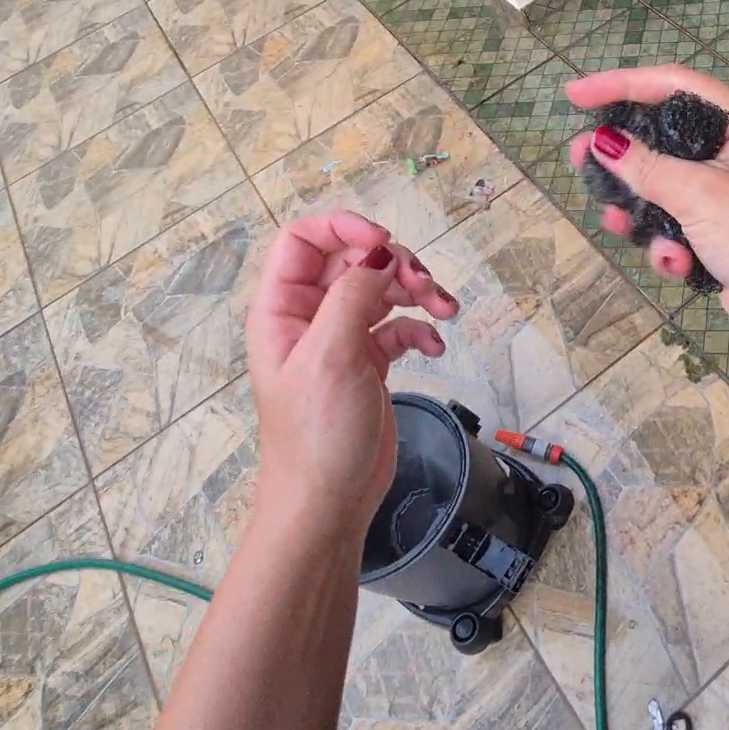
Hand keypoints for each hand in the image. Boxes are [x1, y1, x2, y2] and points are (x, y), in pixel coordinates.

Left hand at [244, 211, 460, 538]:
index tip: (386, 243)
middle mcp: (312, 316)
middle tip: (424, 287)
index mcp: (283, 308)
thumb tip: (384, 250)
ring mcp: (343, 338)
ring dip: (417, 292)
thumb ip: (354, 295)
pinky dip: (421, 328)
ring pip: (383, 289)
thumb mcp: (332, 356)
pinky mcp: (370, 361)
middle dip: (395, 265)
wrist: (329, 501)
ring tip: (445, 312)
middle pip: (355, 261)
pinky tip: (435, 346)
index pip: (304, 240)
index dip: (344, 228)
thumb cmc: (317, 432)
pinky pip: (400, 325)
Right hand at [566, 65, 728, 350]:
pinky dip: (668, 243)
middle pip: (661, 139)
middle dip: (622, 159)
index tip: (575, 94)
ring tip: (620, 227)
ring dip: (641, 211)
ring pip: (662, 189)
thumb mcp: (702, 196)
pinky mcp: (719, 232)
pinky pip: (676, 225)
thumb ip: (647, 167)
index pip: (673, 85)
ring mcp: (726, 195)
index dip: (621, 83)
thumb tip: (601, 142)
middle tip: (580, 163)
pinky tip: (675, 263)